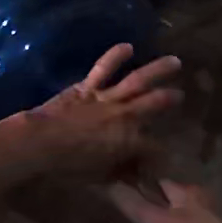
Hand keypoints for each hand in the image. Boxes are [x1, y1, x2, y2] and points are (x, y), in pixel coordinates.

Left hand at [13, 44, 180, 176]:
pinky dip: (115, 56)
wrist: (41, 141)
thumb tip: (135, 174)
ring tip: (175, 61)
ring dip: (158, 70)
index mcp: (130, 141)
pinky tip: (127, 46)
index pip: (154, 147)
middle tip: (180, 95)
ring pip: (138, 80)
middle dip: (170, 100)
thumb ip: (120, 172)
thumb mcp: (100, 176)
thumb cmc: (69, 165)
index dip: (159, 154)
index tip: (160, 157)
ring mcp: (107, 97)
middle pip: (155, 104)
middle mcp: (126, 115)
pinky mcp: (87, 87)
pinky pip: (103, 68)